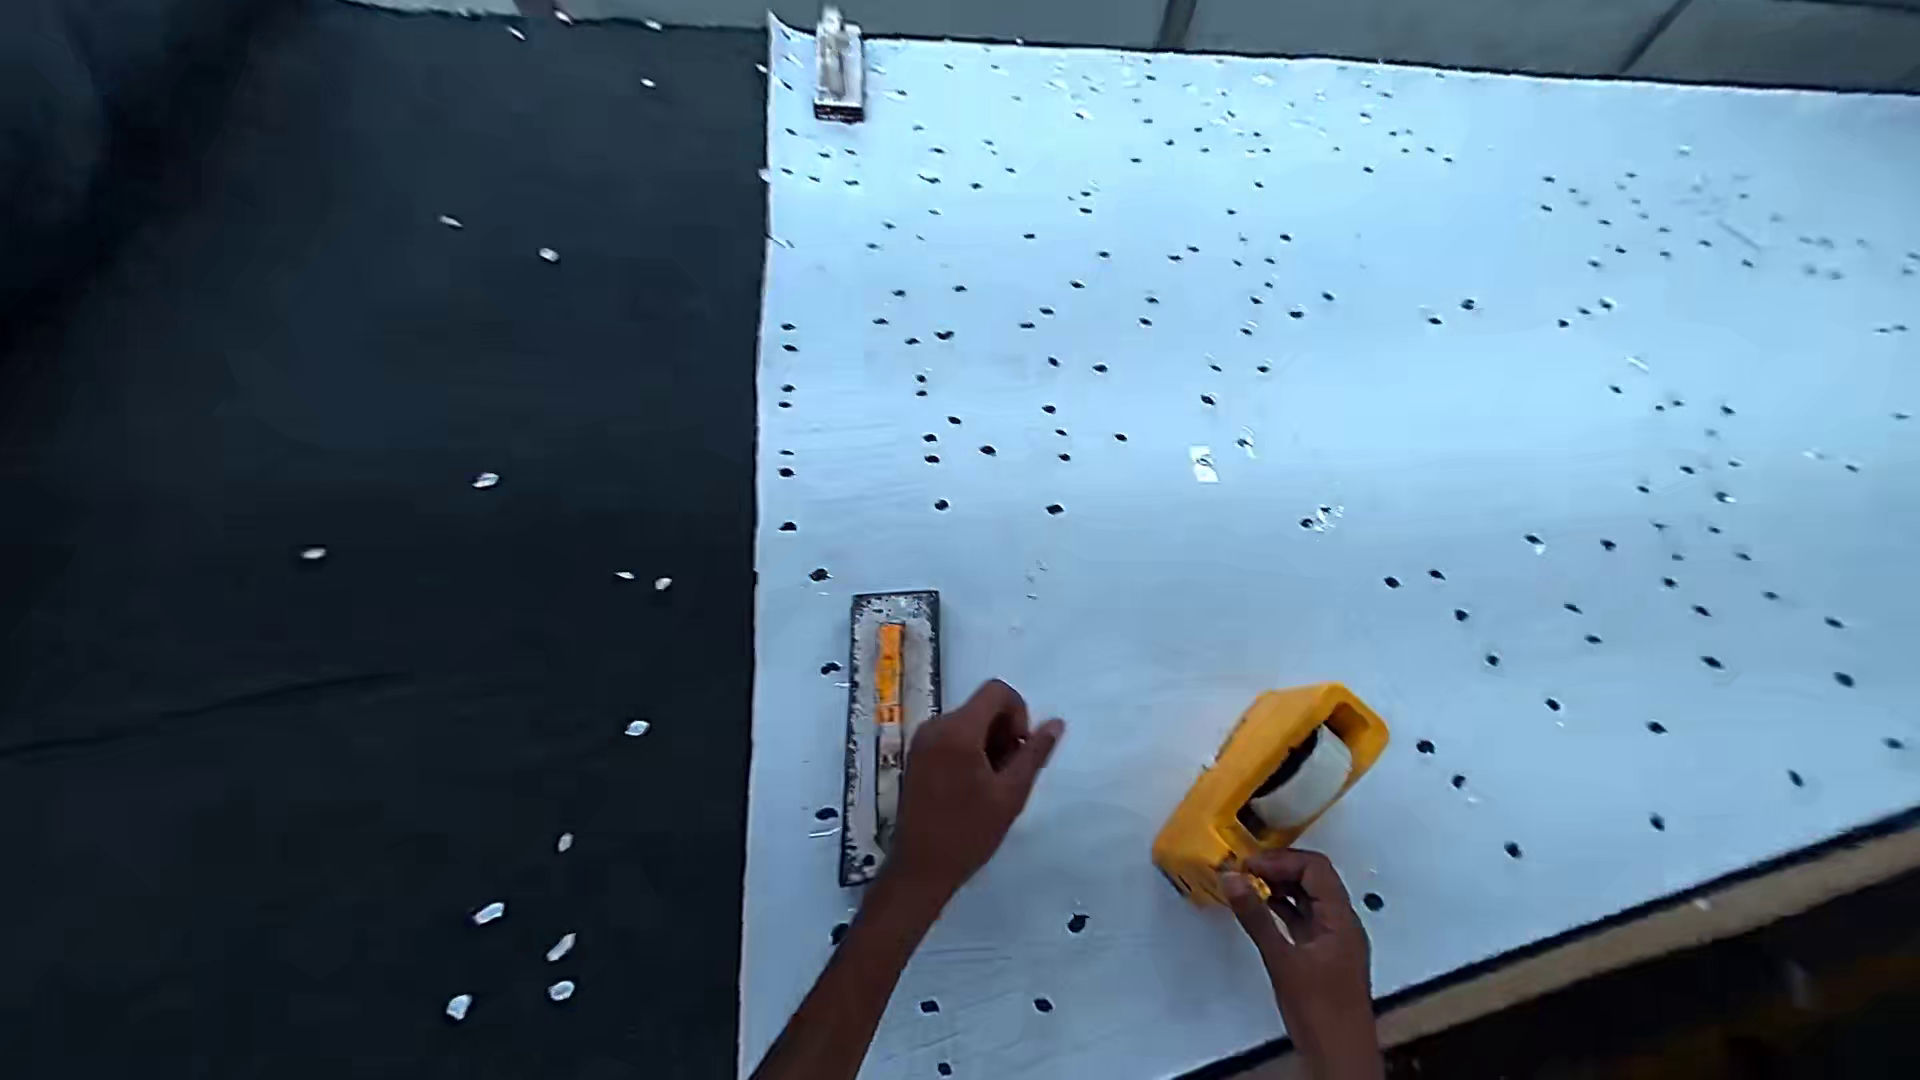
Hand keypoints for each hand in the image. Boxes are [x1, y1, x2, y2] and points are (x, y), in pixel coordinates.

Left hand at [887, 679, 1064, 900]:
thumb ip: (1034, 754)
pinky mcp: (916, 752)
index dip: (1018, 712)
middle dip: (1003, 730)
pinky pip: (951, 733)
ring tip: (991, 783)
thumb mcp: (1011, 794)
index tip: (1019, 748)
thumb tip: (1056, 723)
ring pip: (968, 720)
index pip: (996, 690)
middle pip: (982, 705)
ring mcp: (922, 738)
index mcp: (958, 730)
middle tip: (1009, 772)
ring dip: (987, 741)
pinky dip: (969, 747)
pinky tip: (972, 784)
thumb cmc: (969, 833)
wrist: (920, 868)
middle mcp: (936, 725)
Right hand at [1224, 850, 1381, 1079]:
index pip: (1315, 869)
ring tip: (1249, 884)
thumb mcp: (1282, 960)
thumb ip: (1255, 916)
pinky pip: (1303, 914)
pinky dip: (1282, 905)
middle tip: (1247, 871)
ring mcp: (1335, 939)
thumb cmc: (1320, 1013)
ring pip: (1308, 895)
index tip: (1250, 866)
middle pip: (1314, 877)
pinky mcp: (1324, 952)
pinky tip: (1260, 907)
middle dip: (1280, 868)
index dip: (1282, 861)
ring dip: (1280, 885)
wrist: (1341, 1063)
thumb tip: (1232, 878)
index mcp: (1342, 921)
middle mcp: (1343, 925)